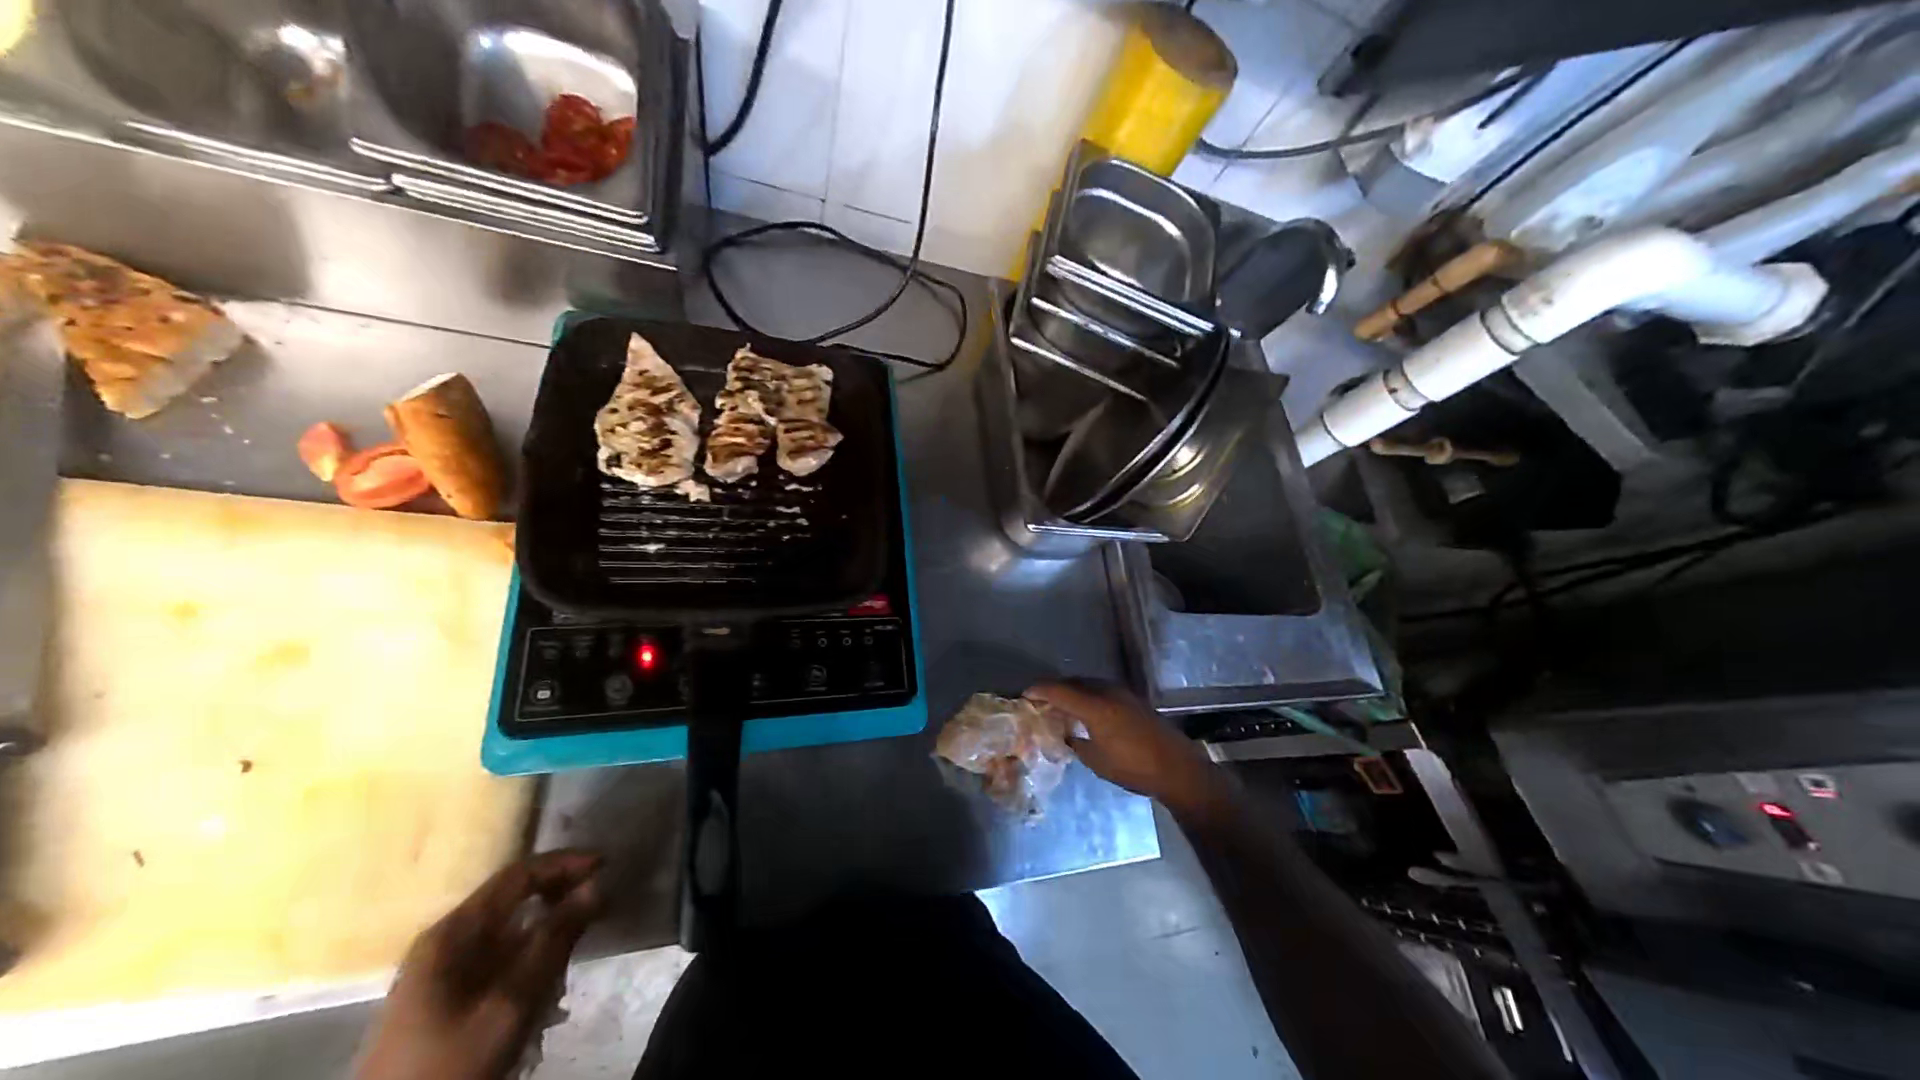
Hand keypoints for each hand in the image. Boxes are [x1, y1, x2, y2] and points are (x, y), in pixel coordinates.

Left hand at [355, 850, 603, 1079]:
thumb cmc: (451, 1064)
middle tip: (601, 904)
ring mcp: (441, 970)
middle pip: (512, 899)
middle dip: (559, 897)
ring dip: (548, 933)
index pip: (517, 875)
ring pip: (509, 931)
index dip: (564, 863)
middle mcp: (444, 940)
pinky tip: (548, 984)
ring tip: (579, 947)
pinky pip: (499, 959)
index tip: (606, 865)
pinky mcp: (445, 996)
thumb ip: (554, 941)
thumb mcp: (511, 1004)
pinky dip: (530, 959)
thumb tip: (594, 886)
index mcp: (452, 933)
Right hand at [1026, 681, 1229, 816]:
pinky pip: (1101, 690)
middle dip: (1054, 689)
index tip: (1024, 695)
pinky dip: (1087, 695)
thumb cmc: (1134, 768)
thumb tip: (1066, 735)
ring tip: (1059, 706)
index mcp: (1095, 707)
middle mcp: (1107, 692)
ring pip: (1089, 684)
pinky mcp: (1133, 700)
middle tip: (1039, 701)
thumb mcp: (1097, 761)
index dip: (1039, 691)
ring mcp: (1123, 693)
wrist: (1178, 768)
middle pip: (1073, 682)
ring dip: (1072, 691)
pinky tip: (1084, 711)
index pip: (1059, 691)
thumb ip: (1076, 744)